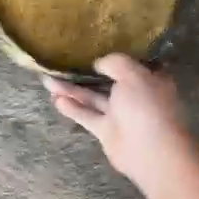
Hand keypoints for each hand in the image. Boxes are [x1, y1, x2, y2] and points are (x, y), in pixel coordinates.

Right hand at [44, 54, 197, 193]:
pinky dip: (73, 108)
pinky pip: (87, 116)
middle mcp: (134, 95)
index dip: (112, 57)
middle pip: (106, 81)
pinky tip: (56, 99)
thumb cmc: (146, 107)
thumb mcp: (132, 74)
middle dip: (84, 74)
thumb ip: (114, 63)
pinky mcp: (107, 131)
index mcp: (148, 78)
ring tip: (48, 81)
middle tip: (61, 64)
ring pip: (93, 98)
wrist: (149, 150)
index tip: (92, 48)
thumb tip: (99, 63)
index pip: (129, 64)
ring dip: (72, 90)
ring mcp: (120, 114)